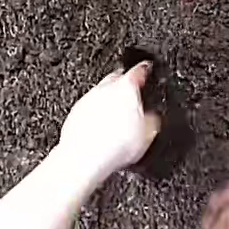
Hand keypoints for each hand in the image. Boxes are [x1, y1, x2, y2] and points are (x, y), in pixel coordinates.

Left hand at [56, 62, 159, 179]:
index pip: (141, 70)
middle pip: (119, 77)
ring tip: (117, 121)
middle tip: (133, 99)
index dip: (147, 70)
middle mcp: (106, 87)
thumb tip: (153, 116)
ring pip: (102, 93)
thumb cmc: (115, 145)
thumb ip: (153, 118)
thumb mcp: (148, 133)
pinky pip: (89, 107)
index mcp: (127, 86)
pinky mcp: (75, 112)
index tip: (148, 70)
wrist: (84, 158)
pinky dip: (95, 114)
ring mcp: (89, 98)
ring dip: (109, 101)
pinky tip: (101, 130)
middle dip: (126, 85)